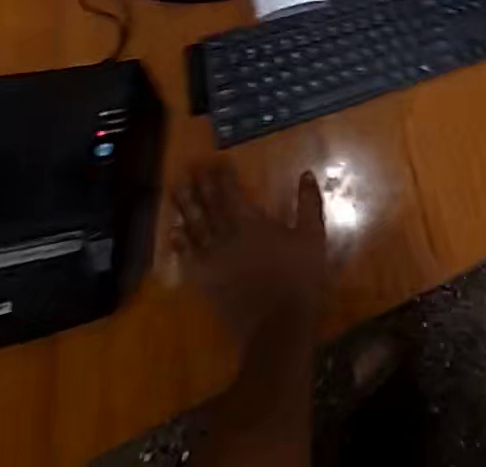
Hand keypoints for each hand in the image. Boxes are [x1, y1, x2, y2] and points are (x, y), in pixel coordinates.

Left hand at [170, 160, 327, 338]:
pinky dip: (180, 245)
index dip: (222, 176)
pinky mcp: (208, 281)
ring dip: (184, 208)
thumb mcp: (312, 236)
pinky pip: (190, 259)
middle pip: (209, 207)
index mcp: (252, 225)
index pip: (232, 193)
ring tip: (174, 190)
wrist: (278, 325)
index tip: (214, 160)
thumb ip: (308, 204)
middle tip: (187, 168)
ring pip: (195, 229)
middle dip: (199, 186)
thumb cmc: (299, 277)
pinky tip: (173, 233)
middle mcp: (227, 238)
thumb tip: (306, 175)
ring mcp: (214, 261)